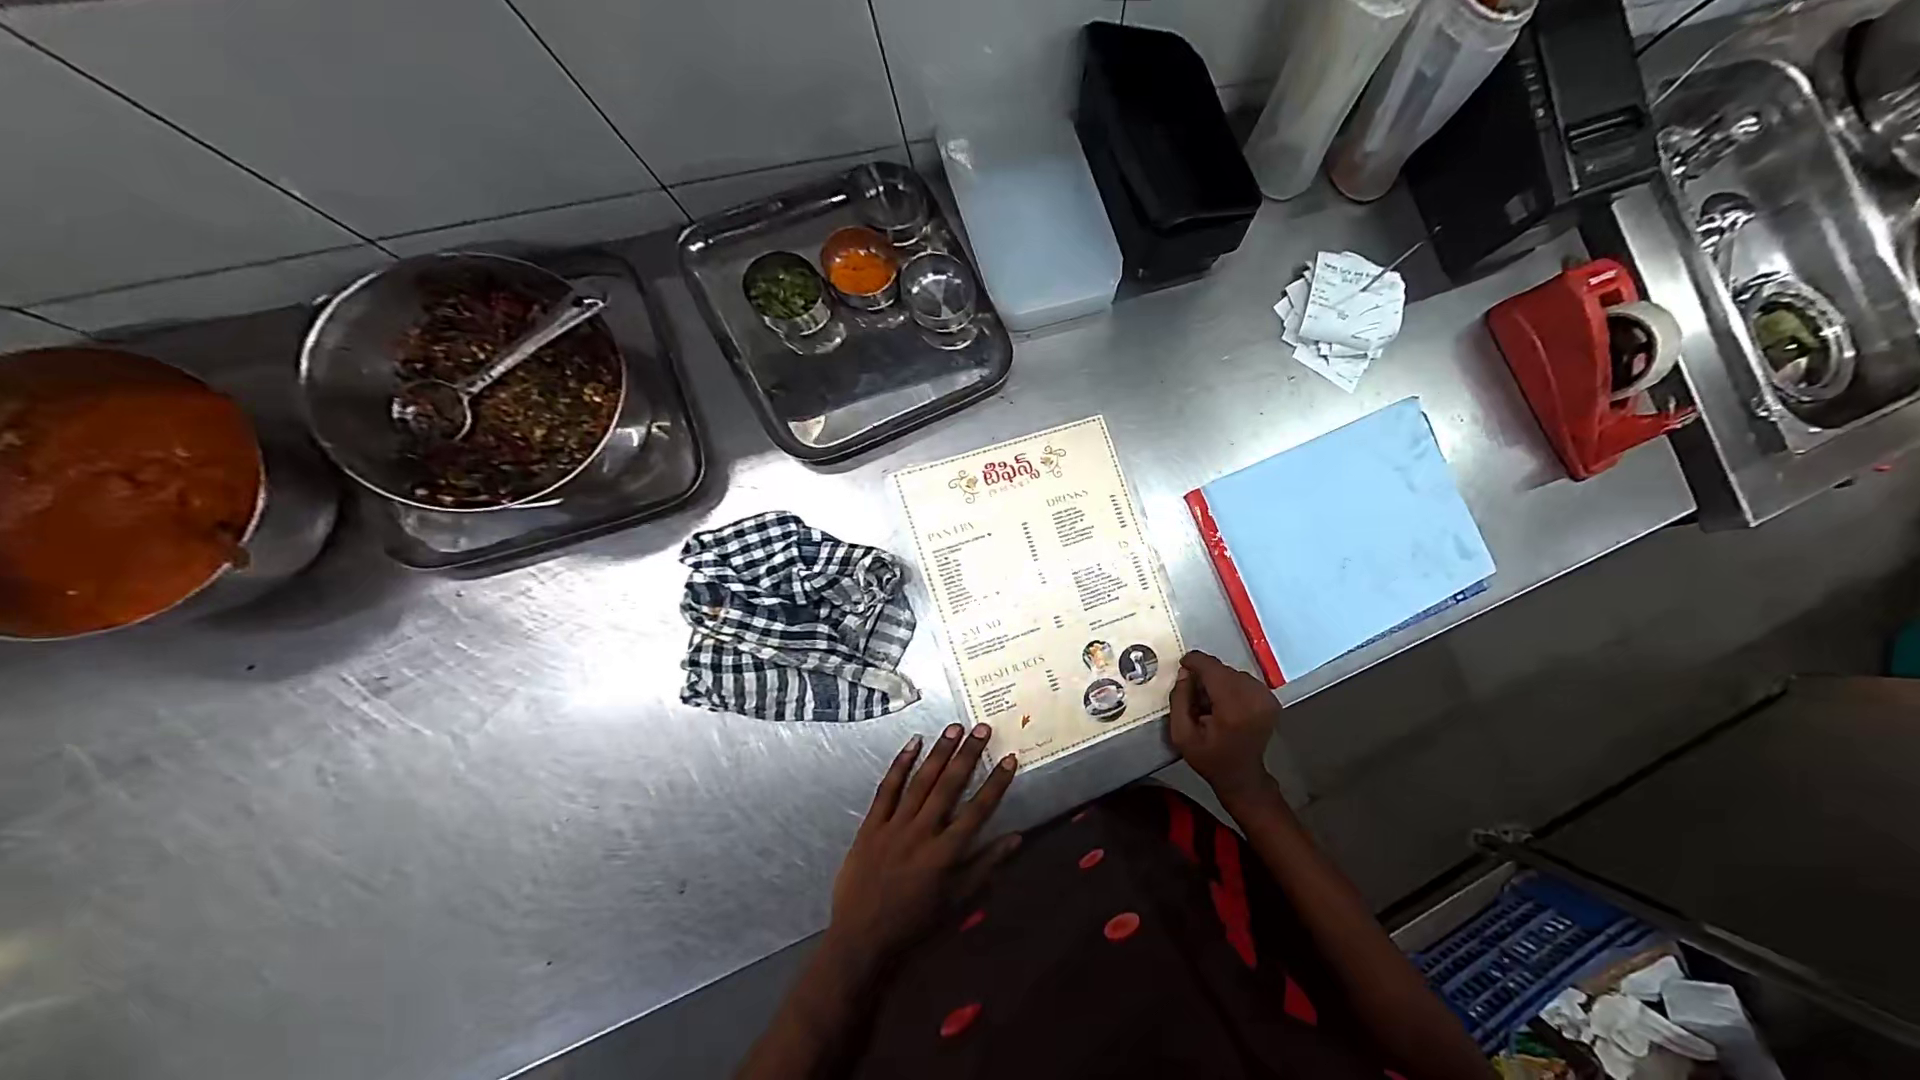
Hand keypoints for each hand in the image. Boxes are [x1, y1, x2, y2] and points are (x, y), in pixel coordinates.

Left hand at [826, 722, 1018, 969]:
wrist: (862, 936)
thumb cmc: (914, 922)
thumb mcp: (957, 900)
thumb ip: (986, 866)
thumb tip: (1016, 838)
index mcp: (946, 853)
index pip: (978, 810)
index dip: (996, 783)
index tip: (1009, 758)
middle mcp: (923, 832)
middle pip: (949, 785)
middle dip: (968, 754)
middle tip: (982, 728)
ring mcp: (895, 825)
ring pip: (921, 781)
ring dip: (939, 752)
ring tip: (954, 728)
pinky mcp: (871, 824)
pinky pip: (887, 788)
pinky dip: (900, 764)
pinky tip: (913, 744)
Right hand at [1169, 650, 1282, 803]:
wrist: (1242, 776)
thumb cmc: (1210, 758)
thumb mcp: (1181, 734)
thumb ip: (1179, 699)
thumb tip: (1186, 672)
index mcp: (1233, 710)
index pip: (1213, 670)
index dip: (1195, 662)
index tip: (1183, 663)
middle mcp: (1255, 700)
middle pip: (1223, 670)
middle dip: (1206, 675)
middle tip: (1195, 694)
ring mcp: (1267, 699)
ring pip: (1234, 673)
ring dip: (1219, 680)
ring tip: (1211, 701)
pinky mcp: (1272, 700)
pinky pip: (1245, 679)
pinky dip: (1232, 685)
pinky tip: (1225, 702)